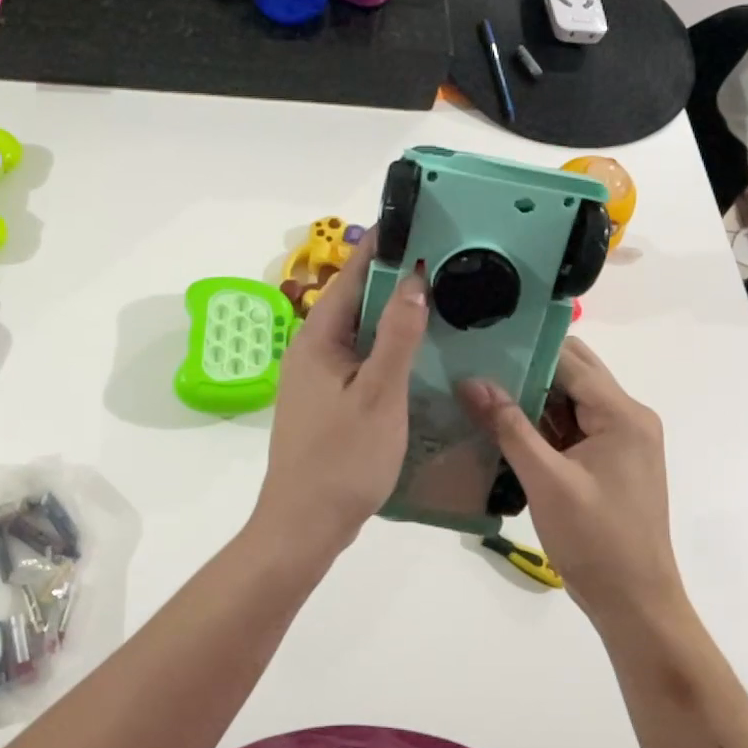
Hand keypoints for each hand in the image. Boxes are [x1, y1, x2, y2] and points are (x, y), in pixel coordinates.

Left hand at [252, 229, 427, 558]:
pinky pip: (361, 358)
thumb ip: (398, 336)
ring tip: (440, 298)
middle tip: (443, 261)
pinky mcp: (328, 399)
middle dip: (396, 279)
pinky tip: (419, 353)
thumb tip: (414, 278)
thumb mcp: (379, 394)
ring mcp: (318, 375)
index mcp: (318, 337)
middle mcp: (312, 348)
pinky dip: (388, 348)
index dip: (384, 247)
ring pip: (361, 331)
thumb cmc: (342, 458)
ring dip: (395, 315)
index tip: (419, 222)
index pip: (353, 275)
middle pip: (357, 300)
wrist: (304, 524)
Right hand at [456, 338, 682, 618]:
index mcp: (622, 415)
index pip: (569, 361)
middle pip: (572, 373)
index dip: (524, 349)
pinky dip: (541, 424)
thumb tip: (470, 381)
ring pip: (569, 399)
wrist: (635, 604)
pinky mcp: (609, 460)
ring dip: (530, 396)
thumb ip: (508, 426)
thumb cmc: (596, 541)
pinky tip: (501, 424)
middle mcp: (628, 417)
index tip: (481, 338)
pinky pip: (571, 426)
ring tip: (479, 386)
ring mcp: (620, 439)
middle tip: (475, 360)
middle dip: (525, 367)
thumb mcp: (546, 481)